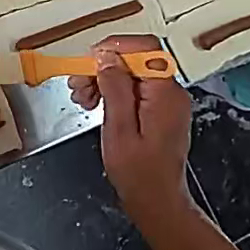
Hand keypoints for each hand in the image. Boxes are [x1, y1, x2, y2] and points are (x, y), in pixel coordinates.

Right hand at [68, 36, 193, 216]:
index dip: (115, 48)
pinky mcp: (159, 108)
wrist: (157, 202)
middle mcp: (171, 93)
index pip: (144, 48)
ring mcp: (166, 100)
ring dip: (105, 79)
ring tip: (83, 96)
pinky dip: (113, 90)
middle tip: (79, 83)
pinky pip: (135, 87)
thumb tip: (107, 58)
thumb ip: (115, 89)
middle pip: (135, 59)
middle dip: (104, 66)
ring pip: (132, 72)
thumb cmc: (140, 175)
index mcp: (165, 95)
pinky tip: (96, 102)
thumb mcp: (119, 130)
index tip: (91, 60)